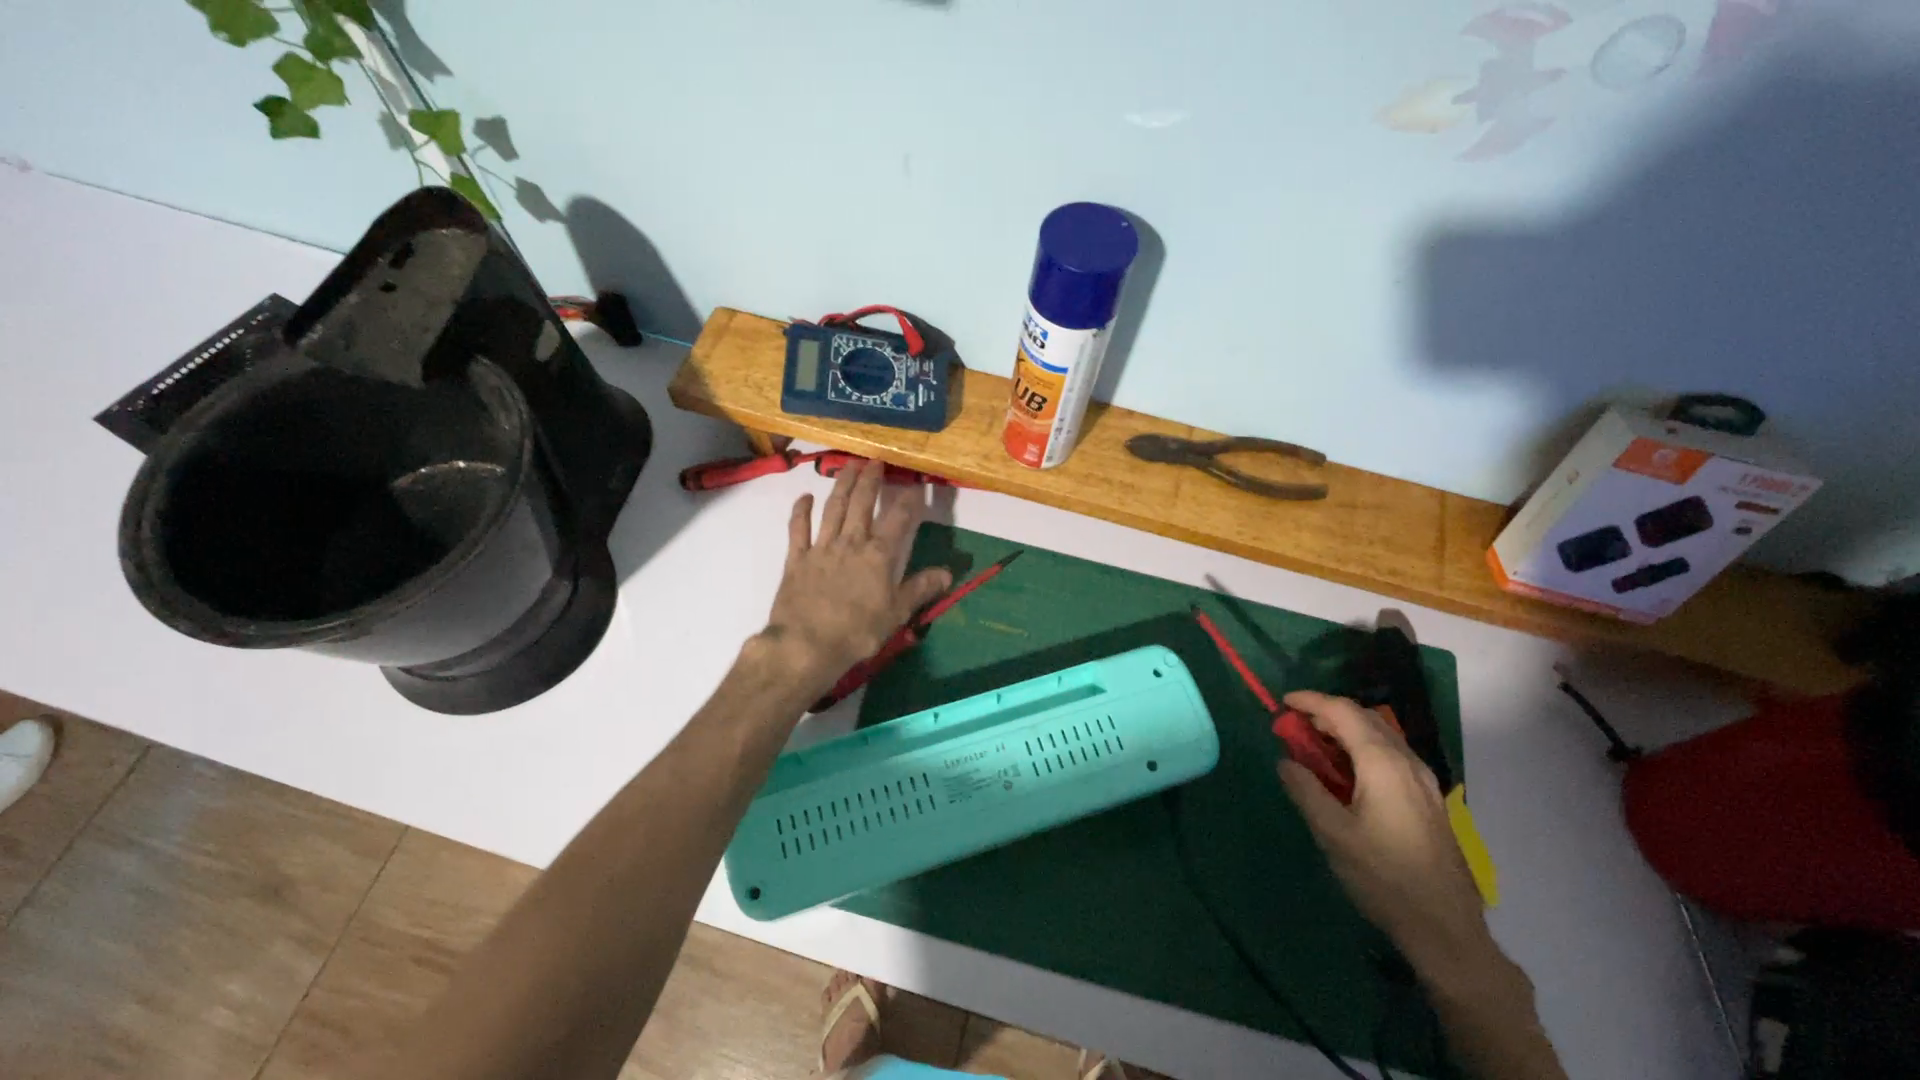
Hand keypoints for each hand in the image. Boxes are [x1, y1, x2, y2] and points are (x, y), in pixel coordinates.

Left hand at [756, 457, 951, 697]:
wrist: (806, 645)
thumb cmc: (857, 633)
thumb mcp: (897, 614)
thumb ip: (920, 589)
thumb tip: (948, 573)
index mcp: (878, 555)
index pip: (898, 520)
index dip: (909, 501)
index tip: (916, 485)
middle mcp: (851, 543)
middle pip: (862, 503)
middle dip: (870, 480)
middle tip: (875, 461)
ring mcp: (821, 548)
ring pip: (833, 508)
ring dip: (841, 484)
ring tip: (848, 465)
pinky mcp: (797, 559)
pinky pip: (798, 529)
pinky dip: (801, 511)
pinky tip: (804, 496)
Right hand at [1277, 691, 1493, 978]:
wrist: (1444, 925)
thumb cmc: (1383, 876)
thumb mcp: (1333, 834)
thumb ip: (1306, 791)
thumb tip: (1287, 762)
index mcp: (1383, 764)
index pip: (1344, 713)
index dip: (1311, 701)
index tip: (1283, 703)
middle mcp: (1407, 762)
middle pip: (1366, 719)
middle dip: (1328, 714)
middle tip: (1295, 727)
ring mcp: (1423, 781)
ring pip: (1382, 737)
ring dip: (1347, 732)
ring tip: (1315, 748)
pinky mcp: (1427, 799)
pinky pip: (1391, 756)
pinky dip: (1363, 750)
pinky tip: (1347, 774)